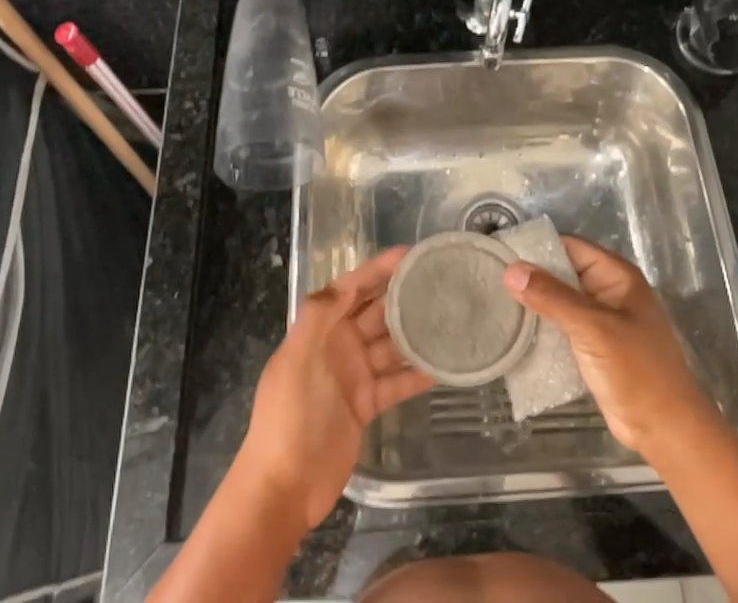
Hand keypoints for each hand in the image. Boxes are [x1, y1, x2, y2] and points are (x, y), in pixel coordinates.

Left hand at [237, 247, 434, 527]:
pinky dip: (416, 375)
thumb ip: (319, 317)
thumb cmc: (289, 416)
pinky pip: (396, 383)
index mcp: (317, 331)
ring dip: (415, 335)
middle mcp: (336, 347)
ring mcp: (352, 377)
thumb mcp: (298, 360)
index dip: (376, 270)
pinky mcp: (365, 406)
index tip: (410, 254)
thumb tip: (346, 282)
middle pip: (374, 314)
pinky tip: (444, 366)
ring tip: (451, 319)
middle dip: (403, 297)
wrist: (285, 483)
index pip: (350, 289)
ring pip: (389, 347)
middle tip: (442, 283)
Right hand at [503, 236, 718, 457]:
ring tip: (494, 303)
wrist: (663, 427)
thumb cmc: (636, 370)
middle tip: (488, 280)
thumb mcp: (593, 328)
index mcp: (617, 277)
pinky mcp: (594, 348)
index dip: (537, 248)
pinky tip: (515, 332)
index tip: (499, 253)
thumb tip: (511, 269)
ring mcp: (602, 322)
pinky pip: (562, 328)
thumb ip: (552, 297)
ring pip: (560, 302)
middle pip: (563, 273)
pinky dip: (542, 328)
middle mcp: (609, 293)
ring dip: (534, 304)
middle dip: (531, 277)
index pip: (571, 247)